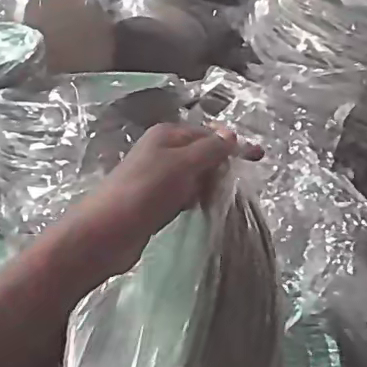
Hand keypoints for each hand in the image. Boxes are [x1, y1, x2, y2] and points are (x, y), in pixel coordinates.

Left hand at [48, 122, 258, 283]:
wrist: (107, 232)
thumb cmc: (145, 192)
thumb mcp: (182, 164)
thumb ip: (209, 149)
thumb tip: (231, 133)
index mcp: (167, 135)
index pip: (209, 133)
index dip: (232, 144)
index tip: (258, 158)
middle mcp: (162, 151)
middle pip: (203, 154)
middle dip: (220, 167)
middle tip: (233, 184)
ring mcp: (158, 177)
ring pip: (195, 176)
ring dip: (208, 186)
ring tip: (216, 199)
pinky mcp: (156, 201)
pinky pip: (184, 195)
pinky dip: (194, 200)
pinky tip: (198, 209)